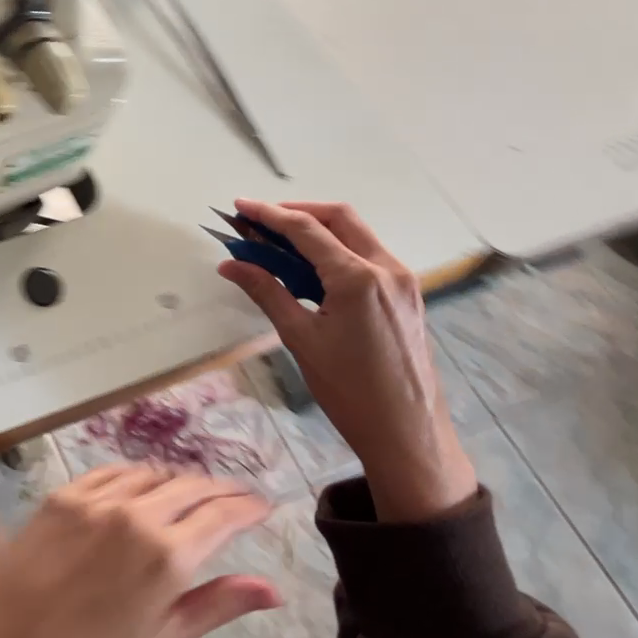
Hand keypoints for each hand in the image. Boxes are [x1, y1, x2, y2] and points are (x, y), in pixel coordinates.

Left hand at [0, 465, 279, 637]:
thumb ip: (217, 605)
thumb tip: (273, 589)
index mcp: (167, 556)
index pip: (221, 516)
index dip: (247, 507)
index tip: (264, 506)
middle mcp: (135, 515)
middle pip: (190, 487)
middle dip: (219, 489)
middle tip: (235, 497)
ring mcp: (95, 499)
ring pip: (151, 474)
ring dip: (179, 479)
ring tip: (192, 491)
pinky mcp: (64, 493)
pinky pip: (110, 471)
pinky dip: (136, 474)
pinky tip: (142, 483)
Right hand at [217, 199, 477, 523]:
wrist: (407, 431)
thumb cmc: (348, 388)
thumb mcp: (299, 337)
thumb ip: (267, 291)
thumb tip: (231, 265)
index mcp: (359, 278)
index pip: (307, 230)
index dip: (268, 214)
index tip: (239, 207)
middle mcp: (387, 269)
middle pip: (339, 218)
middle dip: (296, 212)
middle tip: (259, 220)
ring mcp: (402, 281)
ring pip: (356, 234)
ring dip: (316, 230)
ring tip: (277, 243)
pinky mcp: (406, 295)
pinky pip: (368, 256)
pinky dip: (335, 250)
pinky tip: (309, 268)